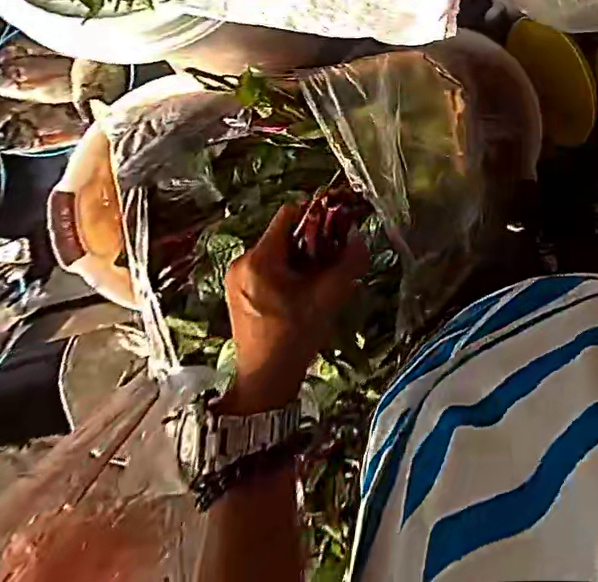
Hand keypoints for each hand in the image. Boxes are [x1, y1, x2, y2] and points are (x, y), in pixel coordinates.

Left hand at [218, 202, 366, 413]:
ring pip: (276, 252)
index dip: (315, 214)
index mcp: (260, 259)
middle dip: (310, 241)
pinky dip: (286, 272)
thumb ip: (347, 264)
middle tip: (332, 256)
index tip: (335, 225)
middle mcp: (242, 261)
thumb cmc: (294, 338)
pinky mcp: (237, 291)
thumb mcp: (326, 299)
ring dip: (300, 258)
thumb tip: (360, 239)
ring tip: (319, 278)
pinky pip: (266, 268)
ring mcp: (236, 277)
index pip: (288, 215)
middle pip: (282, 235)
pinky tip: (301, 291)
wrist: (265, 382)